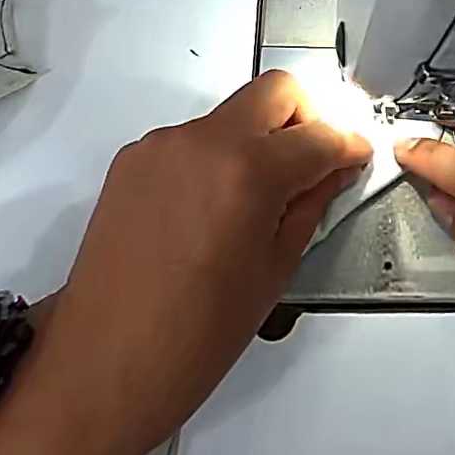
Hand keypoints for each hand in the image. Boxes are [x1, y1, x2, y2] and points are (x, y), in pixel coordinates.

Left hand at [0, 72, 370, 454]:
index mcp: (248, 172)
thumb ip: (311, 204)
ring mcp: (163, 142)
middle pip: (276, 89)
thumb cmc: (198, 335)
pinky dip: (218, 156)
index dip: (349, 143)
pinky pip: (195, 138)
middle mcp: (204, 139)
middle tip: (313, 159)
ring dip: (259, 139)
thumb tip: (336, 167)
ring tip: (256, 196)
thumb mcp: (274, 270)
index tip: (357, 155)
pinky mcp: (134, 155)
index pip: (319, 135)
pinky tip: (211, 206)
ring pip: (234, 113)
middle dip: (307, 116)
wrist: (96, 365)